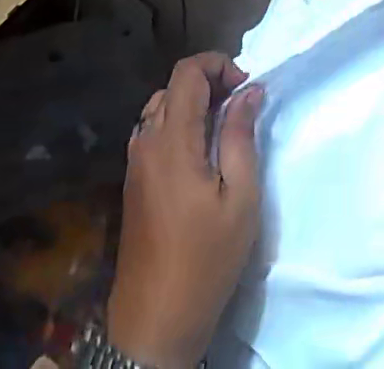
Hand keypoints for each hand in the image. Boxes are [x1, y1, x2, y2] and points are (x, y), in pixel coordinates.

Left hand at [108, 53, 264, 367]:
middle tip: (243, 106)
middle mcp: (146, 144)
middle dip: (210, 82)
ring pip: (160, 107)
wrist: (155, 319)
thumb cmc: (207, 256)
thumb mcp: (240, 195)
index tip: (247, 88)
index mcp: (172, 142)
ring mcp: (135, 164)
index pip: (186, 73)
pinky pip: (153, 131)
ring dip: (195, 102)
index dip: (219, 65)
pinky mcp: (134, 182)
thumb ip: (240, 135)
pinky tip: (202, 150)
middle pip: (173, 86)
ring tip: (226, 125)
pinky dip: (180, 122)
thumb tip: (248, 91)